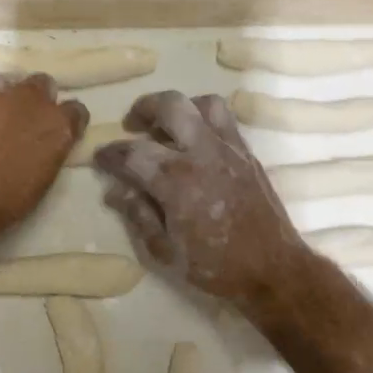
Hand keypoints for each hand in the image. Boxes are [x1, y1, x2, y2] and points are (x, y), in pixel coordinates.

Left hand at [0, 73, 87, 244]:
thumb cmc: (0, 202)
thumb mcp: (39, 183)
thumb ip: (48, 154)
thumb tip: (45, 145)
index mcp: (55, 125)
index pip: (76, 111)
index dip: (69, 121)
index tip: (62, 131)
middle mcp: (29, 101)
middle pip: (42, 85)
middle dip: (39, 99)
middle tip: (28, 121)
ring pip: (8, 84)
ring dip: (7, 99)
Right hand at [93, 91, 306, 303]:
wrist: (272, 269)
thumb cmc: (215, 266)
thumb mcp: (164, 250)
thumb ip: (138, 215)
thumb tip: (116, 191)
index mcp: (176, 180)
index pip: (132, 153)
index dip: (110, 154)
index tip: (100, 158)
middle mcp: (202, 153)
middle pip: (169, 106)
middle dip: (143, 109)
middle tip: (132, 125)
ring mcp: (229, 148)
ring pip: (202, 103)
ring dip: (179, 108)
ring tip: (168, 126)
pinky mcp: (247, 153)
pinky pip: (225, 118)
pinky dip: (204, 118)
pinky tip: (195, 140)